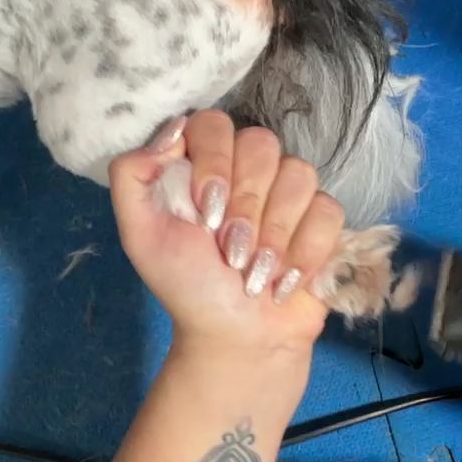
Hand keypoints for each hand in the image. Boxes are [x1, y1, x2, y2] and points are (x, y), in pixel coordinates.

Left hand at [109, 110, 346, 356]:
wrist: (236, 337)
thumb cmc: (187, 285)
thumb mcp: (140, 234)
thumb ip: (132, 174)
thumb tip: (174, 128)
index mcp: (203, 163)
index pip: (214, 125)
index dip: (214, 164)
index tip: (205, 214)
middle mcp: (248, 167)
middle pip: (262, 144)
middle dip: (246, 206)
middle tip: (229, 251)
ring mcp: (289, 191)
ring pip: (299, 174)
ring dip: (275, 234)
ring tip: (255, 273)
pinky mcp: (323, 218)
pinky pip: (328, 209)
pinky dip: (305, 251)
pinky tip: (285, 280)